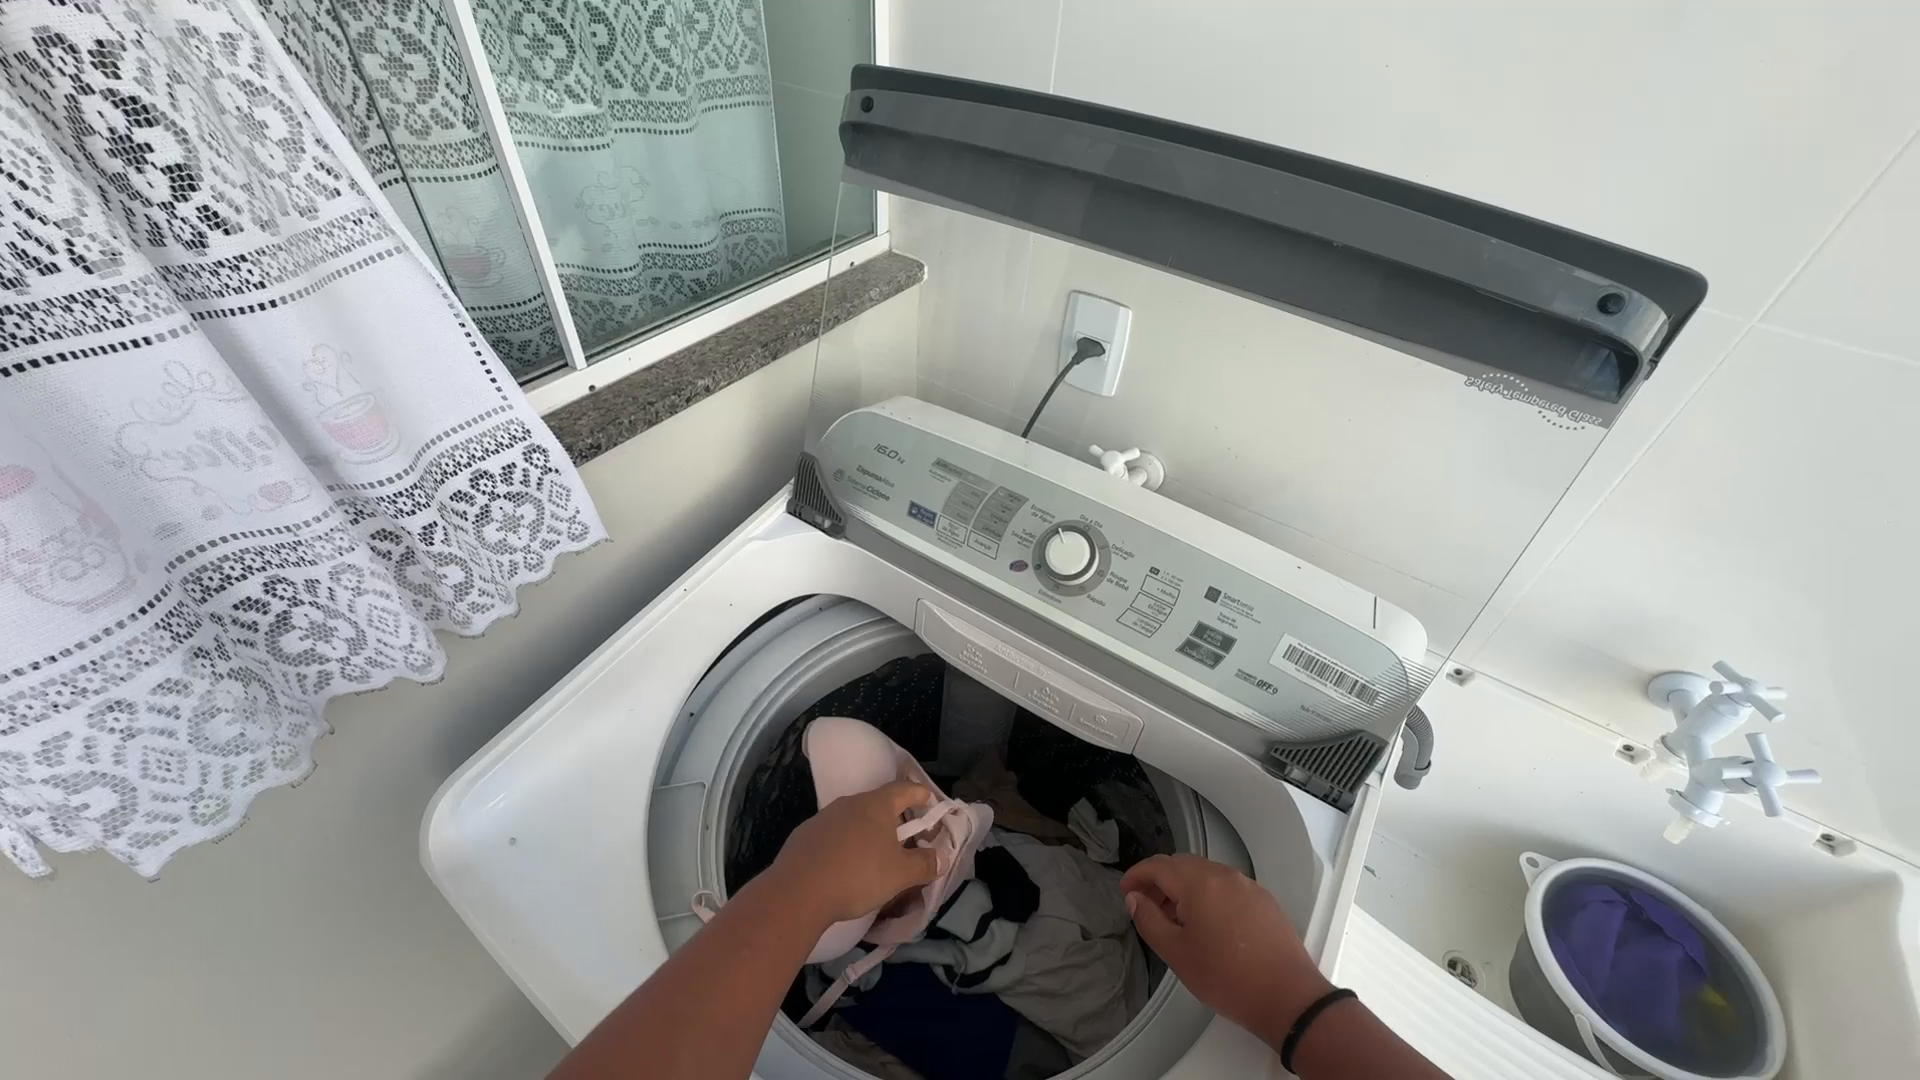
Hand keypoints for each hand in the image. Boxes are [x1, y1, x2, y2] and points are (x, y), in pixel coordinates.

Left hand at [766, 781, 940, 926]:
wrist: (798, 891)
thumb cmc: (858, 875)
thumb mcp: (900, 874)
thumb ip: (924, 864)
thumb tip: (942, 857)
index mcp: (876, 805)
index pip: (903, 789)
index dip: (919, 794)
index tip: (929, 800)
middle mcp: (850, 803)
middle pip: (877, 804)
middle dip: (893, 818)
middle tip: (905, 836)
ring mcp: (824, 817)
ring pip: (853, 820)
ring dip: (866, 833)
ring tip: (874, 855)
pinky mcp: (804, 836)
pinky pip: (832, 835)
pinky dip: (844, 845)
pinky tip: (844, 867)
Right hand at [1122, 855, 1333, 1047]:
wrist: (1289, 998)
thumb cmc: (1227, 977)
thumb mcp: (1177, 953)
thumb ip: (1149, 920)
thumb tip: (1135, 898)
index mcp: (1198, 882)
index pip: (1158, 865)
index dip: (1137, 875)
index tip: (1125, 891)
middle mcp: (1223, 874)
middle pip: (1181, 865)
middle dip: (1159, 880)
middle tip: (1147, 905)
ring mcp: (1247, 885)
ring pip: (1205, 874)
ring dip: (1184, 887)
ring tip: (1176, 917)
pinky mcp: (1264, 900)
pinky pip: (1226, 886)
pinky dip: (1208, 894)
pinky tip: (1208, 923)